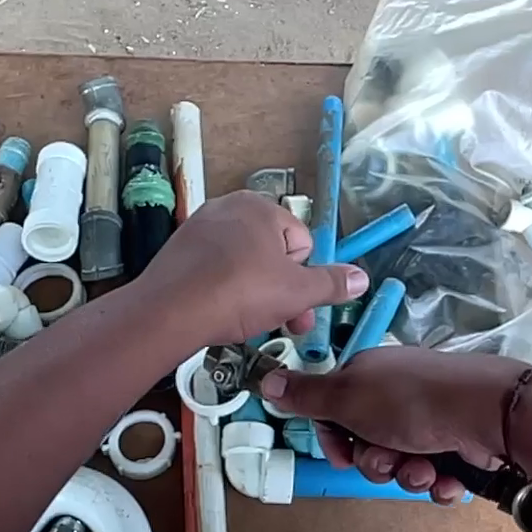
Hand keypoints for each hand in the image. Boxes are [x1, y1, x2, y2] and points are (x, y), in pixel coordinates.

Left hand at [138, 190, 367, 345]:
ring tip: (250, 322)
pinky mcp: (179, 251)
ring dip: (256, 293)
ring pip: (245, 264)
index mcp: (261, 207)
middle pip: (273, 253)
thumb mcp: (297, 292)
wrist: (169, 312)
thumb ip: (332, 284)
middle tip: (285, 324)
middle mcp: (229, 207)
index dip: (303, 278)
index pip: (302, 242)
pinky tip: (221, 313)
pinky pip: (216, 270)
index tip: (296, 304)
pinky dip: (224, 290)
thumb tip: (362, 278)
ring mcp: (200, 228)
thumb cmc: (239, 293)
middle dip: (282, 290)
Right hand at [259, 347, 527, 503]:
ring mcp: (431, 417)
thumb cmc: (409, 401)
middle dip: (377, 463)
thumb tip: (265, 378)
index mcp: (369, 375)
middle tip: (390, 460)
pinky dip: (440, 481)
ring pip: (402, 462)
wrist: (485, 411)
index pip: (336, 411)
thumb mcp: (347, 396)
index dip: (335, 440)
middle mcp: (398, 393)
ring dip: (410, 475)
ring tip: (427, 469)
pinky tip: (449, 479)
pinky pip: (437, 472)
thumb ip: (307, 395)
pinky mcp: (459, 440)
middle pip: (368, 443)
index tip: (341, 456)